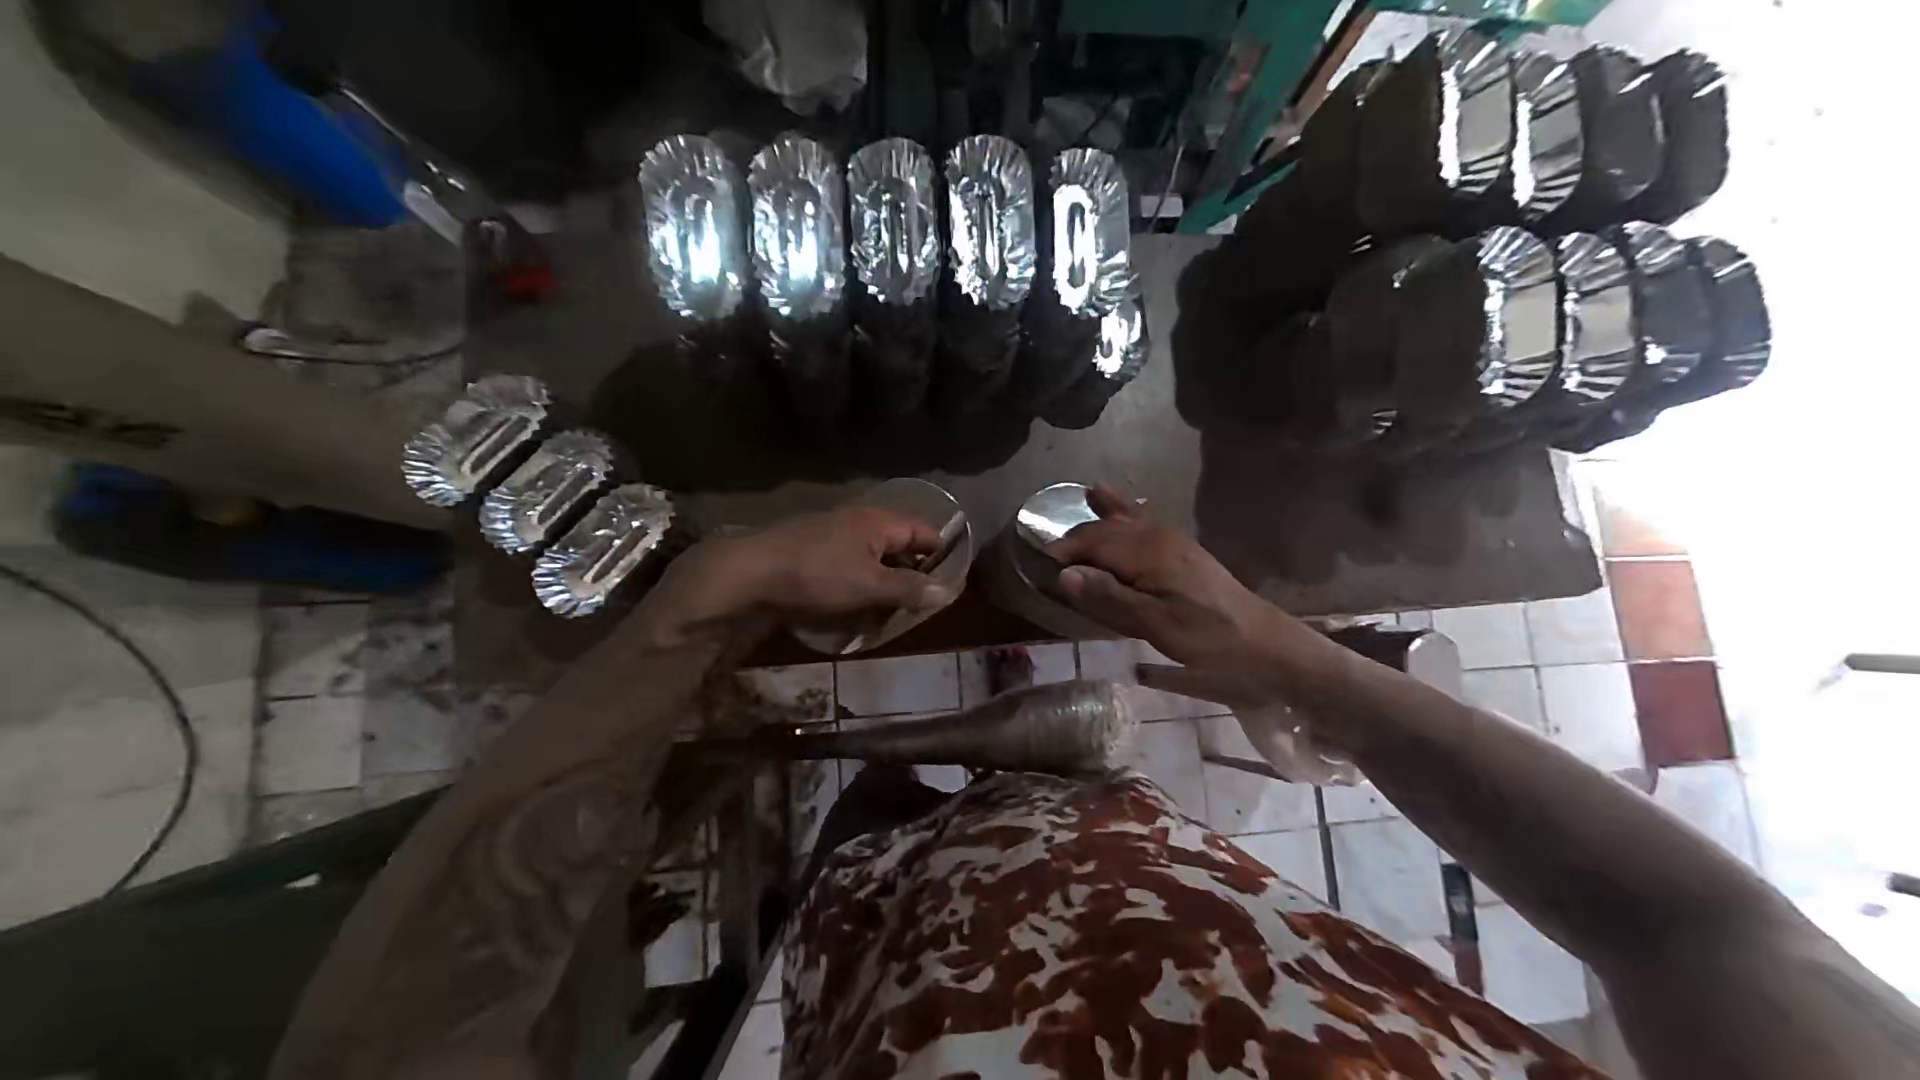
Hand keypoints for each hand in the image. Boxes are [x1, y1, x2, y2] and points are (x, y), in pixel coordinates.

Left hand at [639, 506, 953, 644]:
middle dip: (912, 572)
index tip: (948, 585)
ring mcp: (832, 531)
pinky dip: (859, 580)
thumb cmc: (817, 575)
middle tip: (919, 604)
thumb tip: (947, 590)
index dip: (941, 557)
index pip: (925, 532)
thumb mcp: (869, 586)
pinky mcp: (811, 547)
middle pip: (899, 543)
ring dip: (884, 579)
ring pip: (873, 554)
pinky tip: (854, 603)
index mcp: (879, 521)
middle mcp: (859, 519)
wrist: (747, 572)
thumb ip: (909, 588)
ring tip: (889, 609)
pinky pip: (849, 562)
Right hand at [1046, 487, 1282, 666]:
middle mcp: (1156, 535)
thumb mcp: (1156, 625)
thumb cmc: (1206, 636)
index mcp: (1148, 552)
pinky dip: (1120, 508)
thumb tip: (1065, 575)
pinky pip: (1140, 519)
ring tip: (1073, 507)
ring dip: (1096, 518)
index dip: (1064, 553)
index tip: (1039, 567)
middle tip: (1049, 558)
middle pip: (1104, 529)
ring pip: (1122, 519)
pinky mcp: (1178, 545)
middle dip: (1075, 539)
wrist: (1259, 638)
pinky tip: (1109, 499)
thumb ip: (1110, 597)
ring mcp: (1169, 536)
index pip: (1092, 543)